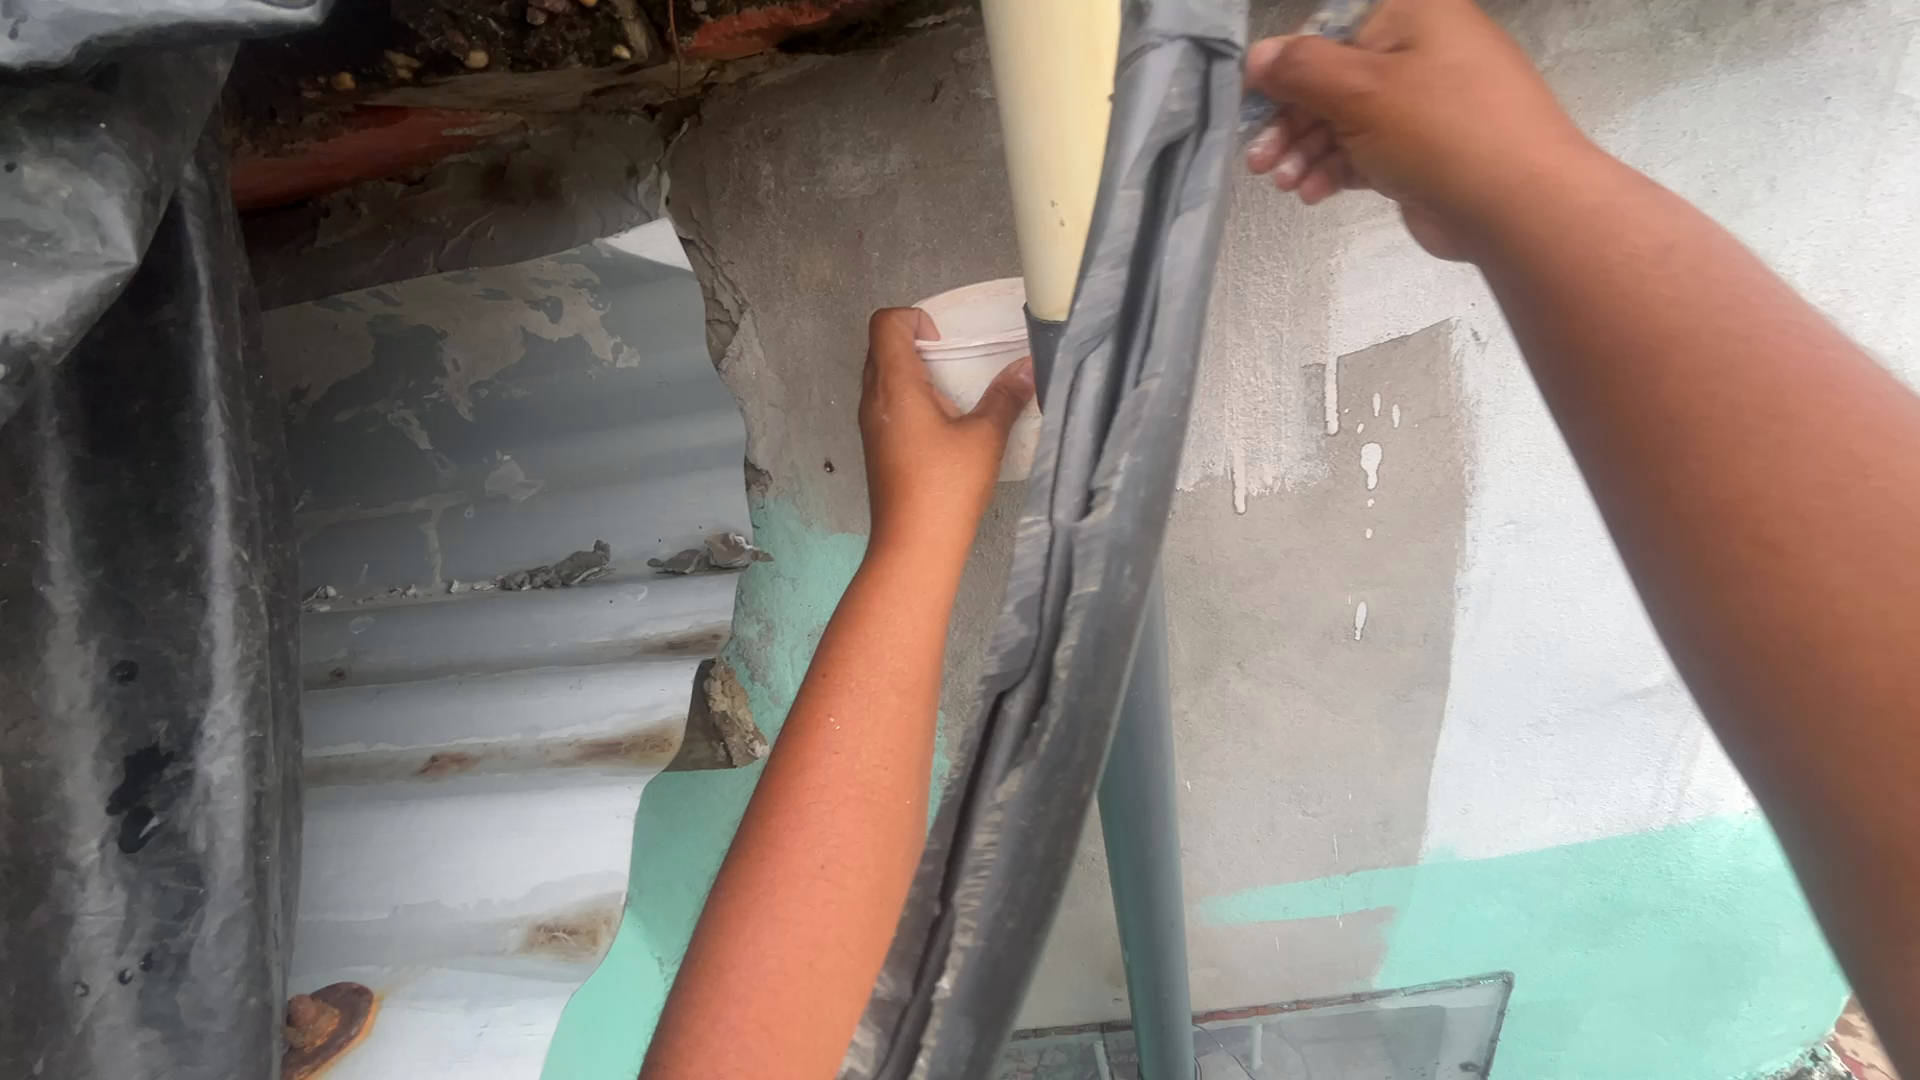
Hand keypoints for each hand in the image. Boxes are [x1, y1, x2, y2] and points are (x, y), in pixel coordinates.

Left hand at [859, 307, 1034, 560]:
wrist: (914, 544)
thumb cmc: (945, 489)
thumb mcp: (985, 437)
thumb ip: (1006, 397)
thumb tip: (1027, 368)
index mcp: (895, 386)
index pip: (885, 323)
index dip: (913, 318)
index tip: (944, 341)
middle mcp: (873, 400)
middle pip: (880, 347)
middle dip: (914, 342)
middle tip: (950, 360)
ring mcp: (870, 426)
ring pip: (881, 378)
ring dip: (911, 373)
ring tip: (950, 394)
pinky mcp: (876, 448)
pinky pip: (885, 406)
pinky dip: (908, 400)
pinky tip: (941, 425)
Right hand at [1244, 0, 1600, 260]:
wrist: (1511, 201)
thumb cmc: (1440, 130)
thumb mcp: (1362, 90)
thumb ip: (1302, 69)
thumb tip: (1255, 55)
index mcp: (1407, 17)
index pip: (1326, 32)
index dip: (1283, 70)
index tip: (1248, 110)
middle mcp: (1411, 53)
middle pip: (1327, 82)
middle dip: (1288, 123)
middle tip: (1258, 162)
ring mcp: (1414, 105)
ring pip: (1338, 123)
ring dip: (1304, 153)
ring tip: (1284, 185)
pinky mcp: (1411, 151)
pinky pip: (1357, 154)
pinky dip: (1331, 171)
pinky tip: (1313, 193)